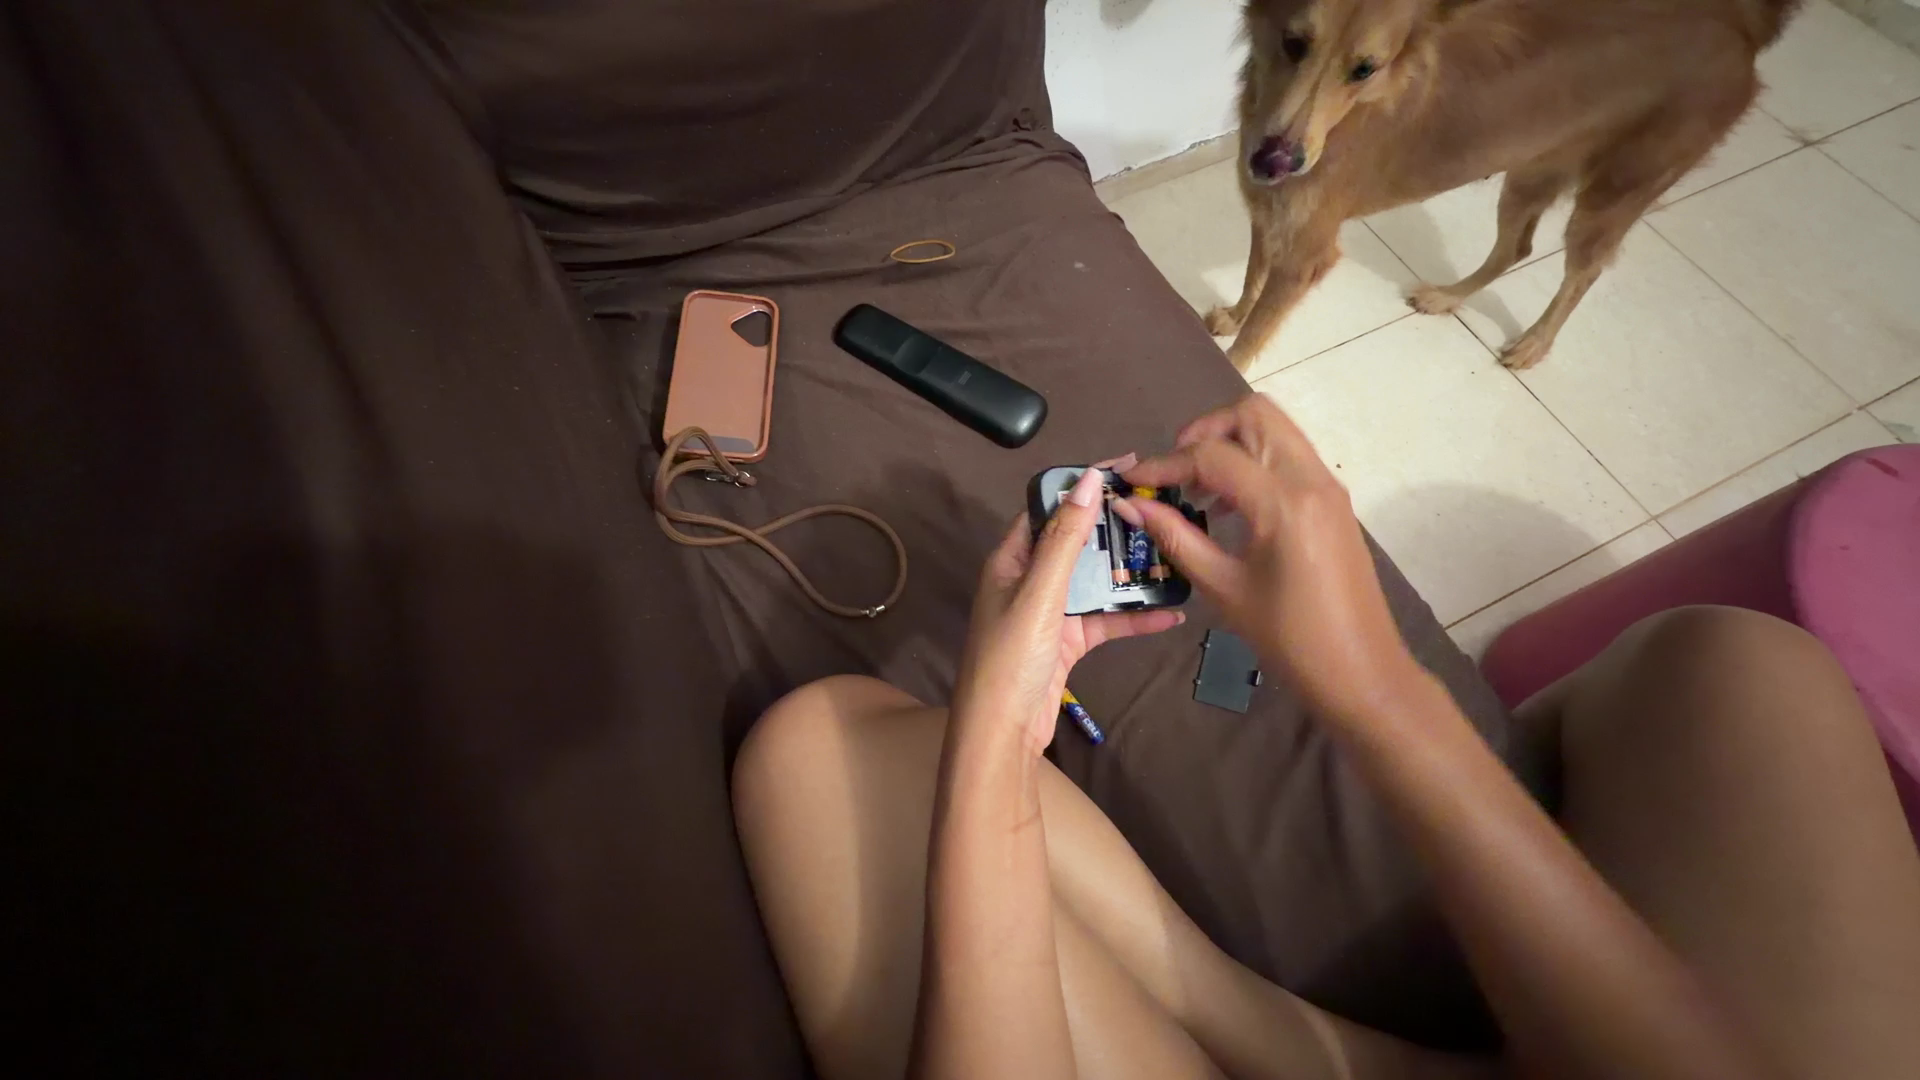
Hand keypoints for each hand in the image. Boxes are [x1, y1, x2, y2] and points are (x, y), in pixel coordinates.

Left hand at [953, 465, 1184, 754]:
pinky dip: (1133, 617)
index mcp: (1011, 559)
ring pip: (1094, 581)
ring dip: (1128, 573)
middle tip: (1162, 509)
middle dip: (1115, 528)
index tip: (1128, 468)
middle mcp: (1028, 579)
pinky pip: (1104, 620)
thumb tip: (1088, 480)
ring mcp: (1049, 611)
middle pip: (1076, 543)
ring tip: (1173, 555)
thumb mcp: (1040, 591)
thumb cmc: (1012, 654)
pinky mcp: (1067, 640)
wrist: (1002, 730)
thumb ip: (1066, 538)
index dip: (1084, 486)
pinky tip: (1170, 614)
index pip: (1049, 508)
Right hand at [1117, 395, 1423, 722]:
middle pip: (1252, 414)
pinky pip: (1286, 455)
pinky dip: (1251, 461)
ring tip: (1195, 488)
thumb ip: (1175, 537)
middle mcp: (1310, 479)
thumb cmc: (1288, 638)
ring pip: (1273, 428)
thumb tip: (1131, 505)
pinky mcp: (1332, 500)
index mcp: (1283, 503)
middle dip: (1203, 432)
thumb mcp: (1222, 587)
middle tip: (1174, 471)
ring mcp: (1327, 486)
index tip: (1131, 482)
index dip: (1164, 465)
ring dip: (1228, 443)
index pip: (1211, 456)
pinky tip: (1226, 506)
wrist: (1361, 672)